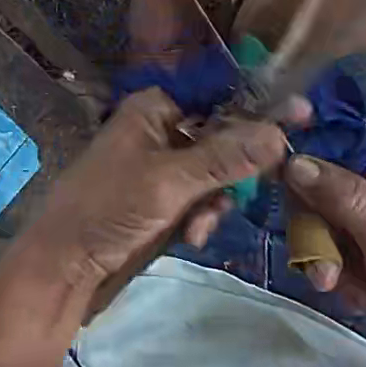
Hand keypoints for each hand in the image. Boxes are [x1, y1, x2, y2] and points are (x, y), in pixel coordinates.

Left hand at [19, 88, 287, 293]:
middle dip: (234, 170)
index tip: (301, 117)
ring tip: (200, 225)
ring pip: (216, 174)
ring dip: (216, 201)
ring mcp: (162, 169)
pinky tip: (193, 237)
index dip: (257, 109)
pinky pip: (201, 200)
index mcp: (153, 109)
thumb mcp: (170, 181)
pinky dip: (203, 217)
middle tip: (257, 187)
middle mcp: (159, 131)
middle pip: (222, 138)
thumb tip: (280, 133)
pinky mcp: (163, 202)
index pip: (218, 98)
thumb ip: (226, 157)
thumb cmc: (109, 209)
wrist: (64, 268)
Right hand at [282, 152, 365, 366]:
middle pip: (338, 188)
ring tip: (340, 288)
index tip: (292, 192)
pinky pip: (342, 247)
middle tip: (324, 270)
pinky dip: (343, 272)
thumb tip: (296, 161)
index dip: (319, 168)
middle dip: (324, 230)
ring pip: (334, 221)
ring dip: (331, 257)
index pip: (356, 152)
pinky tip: (359, 296)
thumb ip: (345, 199)